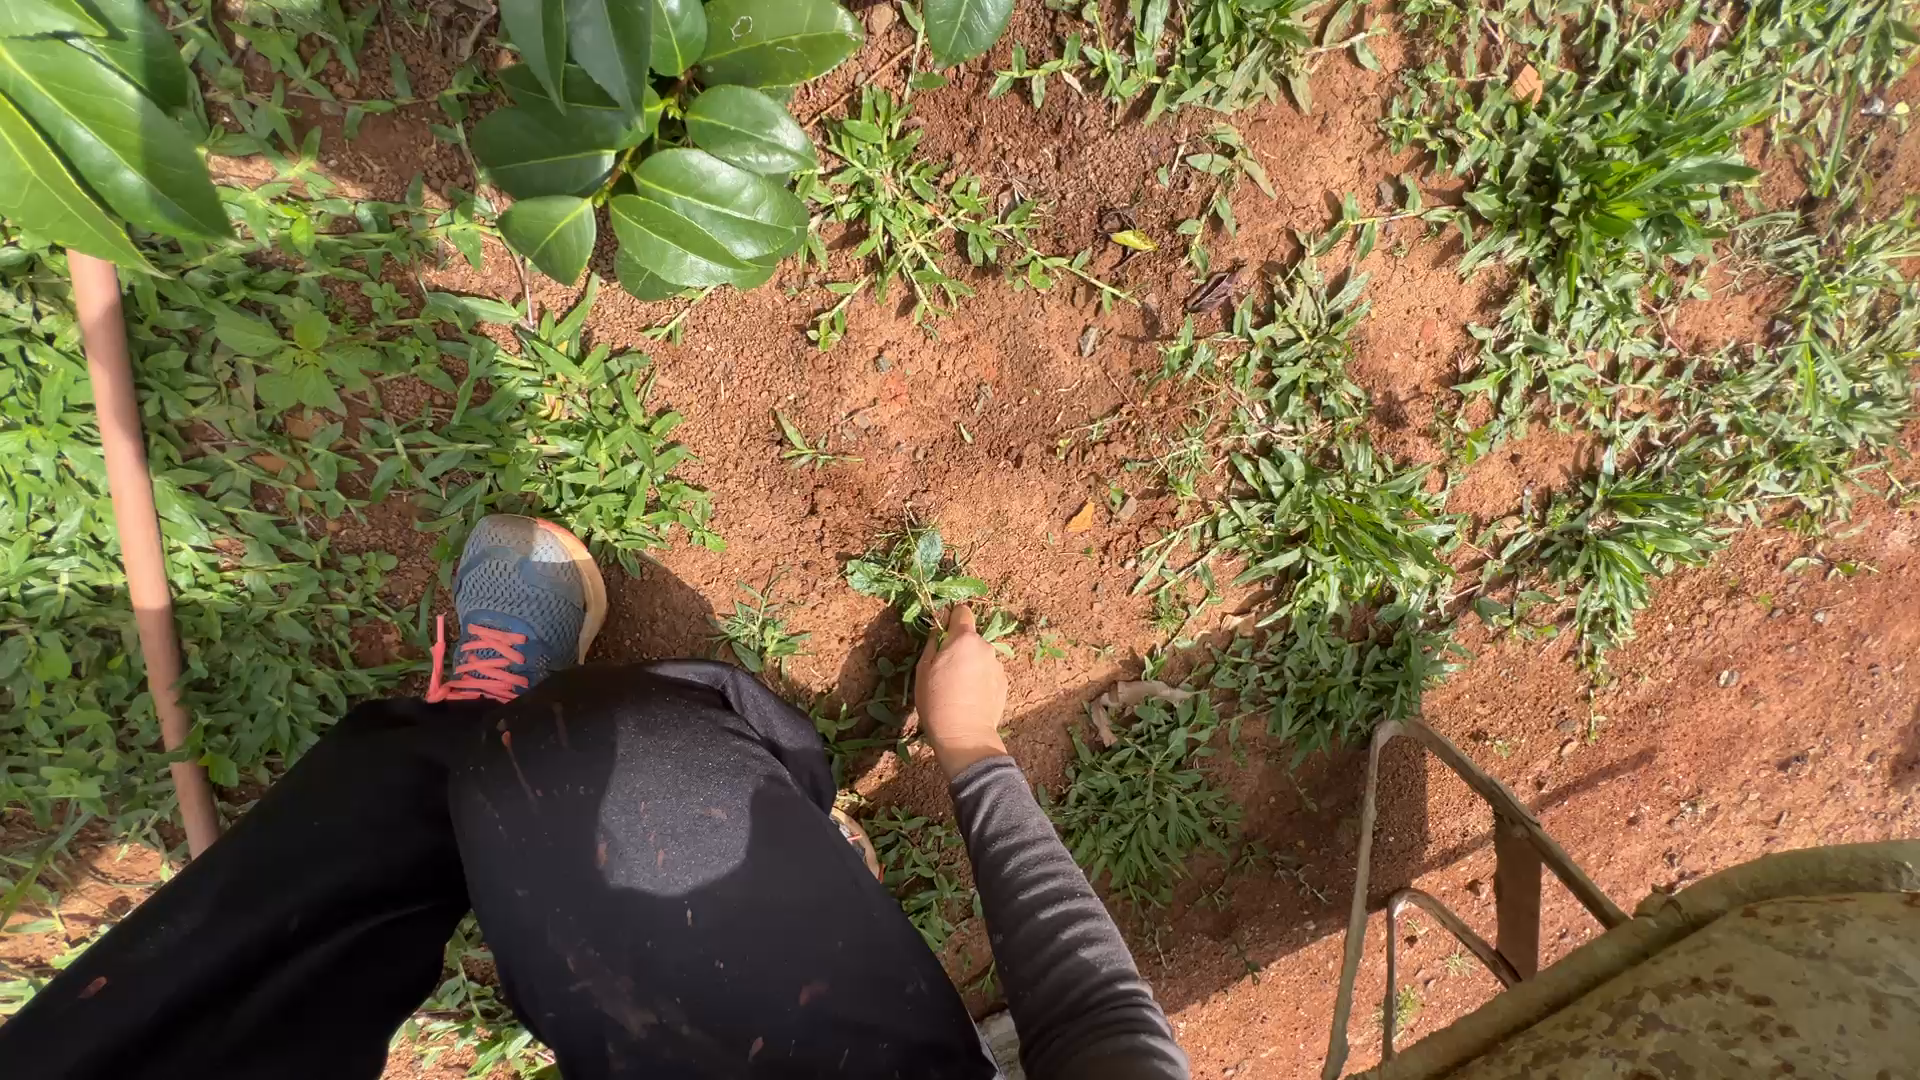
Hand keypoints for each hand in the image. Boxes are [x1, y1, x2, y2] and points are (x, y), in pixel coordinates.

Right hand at [915, 604, 1009, 779]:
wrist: (965, 735)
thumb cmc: (937, 701)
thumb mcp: (923, 669)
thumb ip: (933, 643)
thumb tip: (939, 630)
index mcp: (964, 639)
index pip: (962, 611)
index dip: (951, 618)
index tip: (942, 632)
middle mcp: (985, 647)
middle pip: (971, 637)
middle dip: (960, 647)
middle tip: (945, 669)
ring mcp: (997, 665)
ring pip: (980, 656)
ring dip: (971, 664)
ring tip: (958, 688)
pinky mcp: (1004, 683)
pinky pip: (988, 672)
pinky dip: (980, 679)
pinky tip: (970, 697)